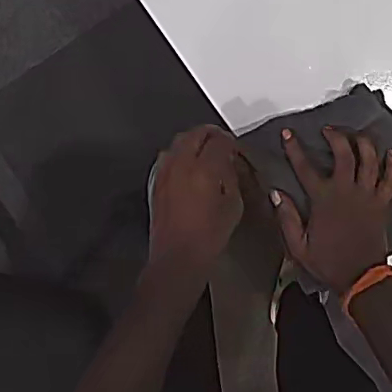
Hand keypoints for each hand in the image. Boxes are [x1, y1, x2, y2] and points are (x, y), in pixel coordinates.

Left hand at [146, 126, 244, 279]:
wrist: (176, 258)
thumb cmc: (208, 237)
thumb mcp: (233, 206)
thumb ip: (232, 177)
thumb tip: (228, 163)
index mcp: (205, 169)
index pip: (219, 141)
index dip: (230, 141)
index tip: (234, 148)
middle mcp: (182, 164)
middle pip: (197, 133)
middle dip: (212, 134)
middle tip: (221, 142)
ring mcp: (166, 169)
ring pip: (180, 139)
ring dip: (195, 140)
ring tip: (205, 150)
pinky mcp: (156, 178)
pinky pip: (169, 153)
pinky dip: (181, 151)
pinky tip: (188, 163)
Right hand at [271, 126, 391, 293]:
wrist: (361, 280)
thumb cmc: (330, 263)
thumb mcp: (298, 246)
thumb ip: (286, 218)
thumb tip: (277, 194)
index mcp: (324, 200)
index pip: (305, 166)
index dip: (294, 148)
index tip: (288, 135)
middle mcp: (347, 192)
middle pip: (344, 153)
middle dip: (336, 136)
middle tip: (329, 130)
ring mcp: (367, 196)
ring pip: (369, 159)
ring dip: (362, 142)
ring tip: (356, 135)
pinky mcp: (382, 204)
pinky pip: (391, 179)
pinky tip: (391, 154)